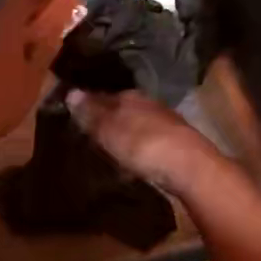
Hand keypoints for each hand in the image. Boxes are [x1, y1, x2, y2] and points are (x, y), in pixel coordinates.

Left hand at [0, 0, 86, 148]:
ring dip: (9, 32)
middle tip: (43, 15)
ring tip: (25, 43)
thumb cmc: (2, 101)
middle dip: (26, 11)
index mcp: (4, 29)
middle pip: (6, 13)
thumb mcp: (32, 78)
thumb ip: (43, 51)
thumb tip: (53, 32)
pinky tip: (0, 65)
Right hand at [65, 89, 231, 196]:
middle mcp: (147, 105)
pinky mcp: (173, 145)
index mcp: (129, 96)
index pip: (101, 95)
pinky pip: (145, 143)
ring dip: (121, 136)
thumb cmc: (142, 143)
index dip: (86, 106)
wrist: (190, 168)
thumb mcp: (108, 128)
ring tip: (105, 151)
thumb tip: (70, 92)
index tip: (72, 117)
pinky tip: (129, 161)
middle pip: (118, 110)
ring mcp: (163, 125)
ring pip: (133, 126)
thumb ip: (90, 112)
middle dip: (104, 121)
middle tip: (86, 136)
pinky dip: (135, 149)